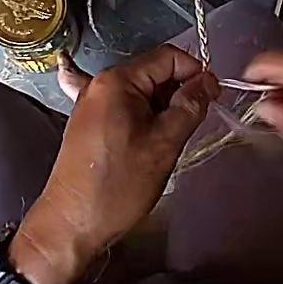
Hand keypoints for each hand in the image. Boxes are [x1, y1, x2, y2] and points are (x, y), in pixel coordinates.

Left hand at [12, 45, 218, 283]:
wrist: (70, 226)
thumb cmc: (118, 185)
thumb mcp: (164, 143)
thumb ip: (190, 105)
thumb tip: (209, 79)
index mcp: (117, 81)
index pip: (169, 56)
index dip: (196, 72)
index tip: (213, 99)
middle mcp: (102, 84)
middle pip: (156, 71)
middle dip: (181, 91)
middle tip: (198, 121)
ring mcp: (94, 102)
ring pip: (144, 91)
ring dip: (165, 107)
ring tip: (177, 135)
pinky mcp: (92, 122)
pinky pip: (127, 106)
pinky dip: (145, 113)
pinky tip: (154, 124)